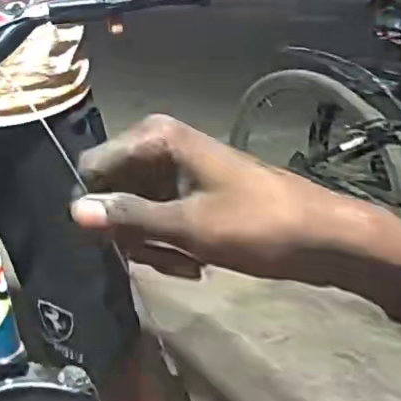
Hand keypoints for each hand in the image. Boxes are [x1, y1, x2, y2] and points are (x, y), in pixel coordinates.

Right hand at [70, 114, 400, 287]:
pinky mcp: (188, 185)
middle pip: (114, 187)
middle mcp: (158, 141)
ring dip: (151, 240)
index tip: (114, 245)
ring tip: (182, 265)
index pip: (95, 165)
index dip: (97, 205)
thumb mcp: (189, 226)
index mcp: (154, 135)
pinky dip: (167, 239)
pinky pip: (157, 211)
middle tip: (161, 261)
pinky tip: (191, 262)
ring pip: (135, 205)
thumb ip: (129, 217)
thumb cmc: (257, 224)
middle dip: (130, 229)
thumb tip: (74, 211)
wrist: (326, 236)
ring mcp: (173, 163)